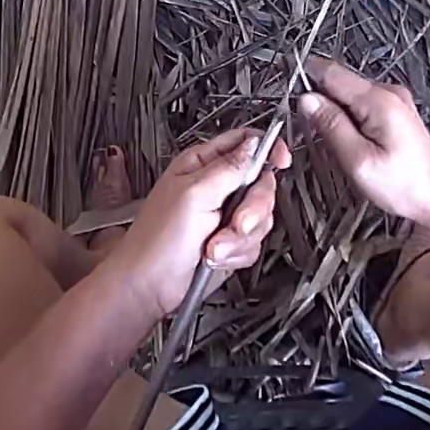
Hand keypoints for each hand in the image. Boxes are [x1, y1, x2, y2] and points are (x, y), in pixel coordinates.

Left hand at [104, 128, 290, 316]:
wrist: (147, 287)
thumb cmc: (156, 238)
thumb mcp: (194, 193)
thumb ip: (229, 168)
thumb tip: (254, 145)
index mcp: (203, 164)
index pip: (245, 142)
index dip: (267, 148)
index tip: (281, 160)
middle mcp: (216, 185)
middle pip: (261, 182)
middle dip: (254, 207)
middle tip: (237, 221)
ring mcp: (225, 214)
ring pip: (261, 215)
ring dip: (240, 236)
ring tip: (215, 244)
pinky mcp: (231, 240)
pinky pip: (254, 241)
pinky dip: (237, 252)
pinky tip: (216, 256)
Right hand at [297, 56, 429, 227]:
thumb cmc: (403, 185)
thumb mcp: (358, 161)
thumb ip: (331, 126)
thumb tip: (306, 99)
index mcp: (378, 100)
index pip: (331, 72)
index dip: (305, 76)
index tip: (287, 86)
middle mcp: (387, 91)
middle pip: (339, 81)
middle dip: (319, 100)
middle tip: (311, 130)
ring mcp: (393, 98)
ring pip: (348, 92)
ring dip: (333, 110)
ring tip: (334, 141)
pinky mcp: (394, 108)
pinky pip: (360, 102)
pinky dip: (348, 116)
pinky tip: (350, 140)